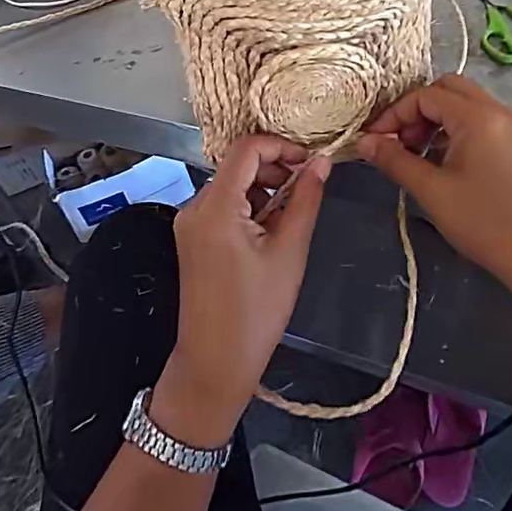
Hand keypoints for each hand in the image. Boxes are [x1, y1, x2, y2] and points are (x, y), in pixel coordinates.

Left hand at [154, 136, 331, 446]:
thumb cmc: (256, 311)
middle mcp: (195, 206)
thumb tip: (322, 162)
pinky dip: (249, 205)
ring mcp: (189, 222)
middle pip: (238, 164)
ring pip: (232, 183)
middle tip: (307, 188)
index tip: (310, 162)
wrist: (214, 364)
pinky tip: (270, 228)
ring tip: (291, 214)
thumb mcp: (290, 251)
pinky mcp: (192, 236)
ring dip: (264, 187)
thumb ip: (306, 199)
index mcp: (216, 206)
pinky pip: (223, 204)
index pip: (247, 148)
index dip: (281, 146)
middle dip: (276, 168)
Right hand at [358, 76, 511, 302]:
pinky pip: (482, 122)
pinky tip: (446, 164)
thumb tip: (365, 143)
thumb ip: (395, 160)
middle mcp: (499, 112)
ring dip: (437, 120)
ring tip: (420, 156)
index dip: (395, 114)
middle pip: (449, 89)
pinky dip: (457, 131)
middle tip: (401, 141)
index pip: (425, 95)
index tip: (376, 140)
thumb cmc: (485, 221)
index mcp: (478, 116)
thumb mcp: (432, 191)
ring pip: (466, 105)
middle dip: (417, 110)